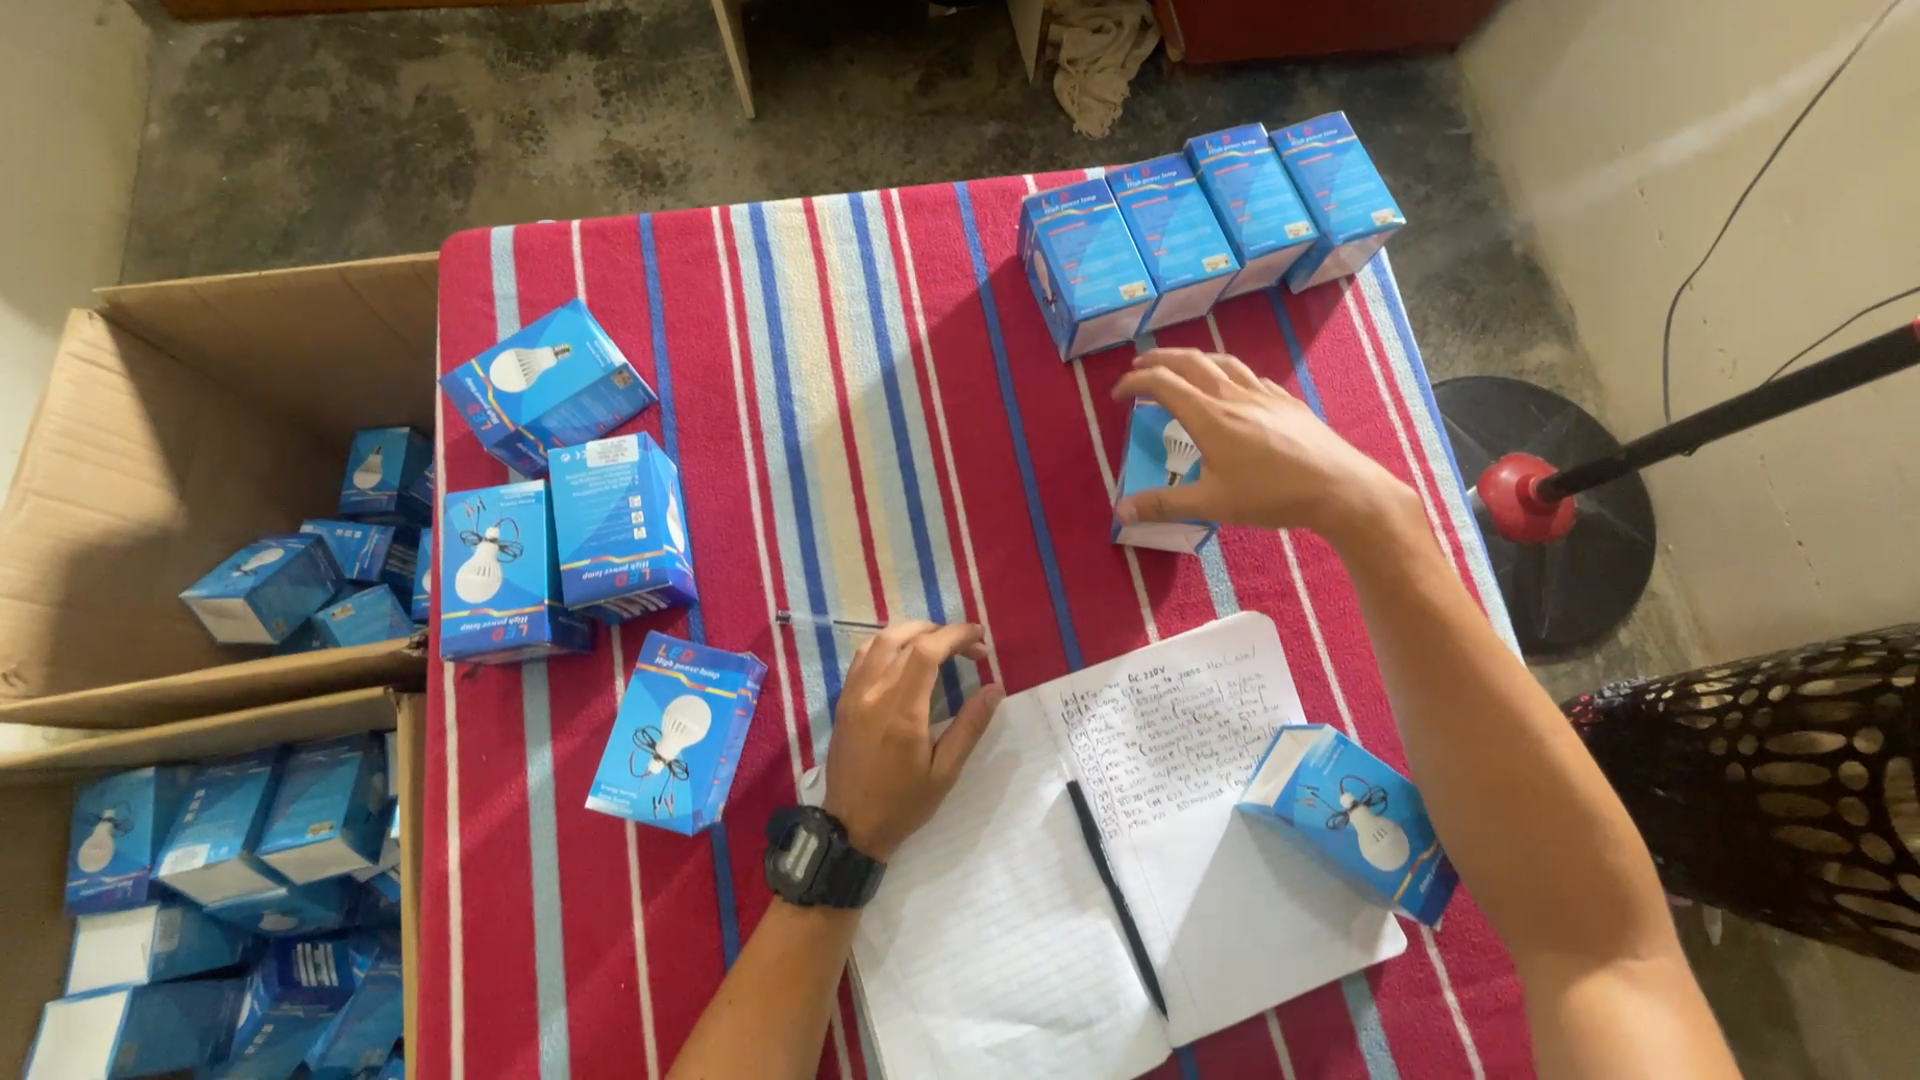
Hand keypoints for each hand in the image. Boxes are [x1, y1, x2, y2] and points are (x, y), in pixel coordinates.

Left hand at [822, 621, 1003, 860]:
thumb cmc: (903, 803)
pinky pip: (862, 657)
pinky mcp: (843, 701)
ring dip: (910, 632)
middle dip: (938, 631)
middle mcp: (873, 694)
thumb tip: (995, 688)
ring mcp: (853, 695)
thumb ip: (970, 726)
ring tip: (937, 643)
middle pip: (902, 638)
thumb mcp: (945, 771)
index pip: (927, 651)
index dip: (956, 635)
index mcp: (901, 711)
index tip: (980, 638)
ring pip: (878, 641)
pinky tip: (904, 657)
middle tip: (966, 645)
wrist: (851, 826)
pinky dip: (886, 645)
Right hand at [1112, 348, 1415, 546]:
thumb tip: (1121, 512)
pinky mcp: (1285, 400)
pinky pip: (1247, 374)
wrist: (1338, 487)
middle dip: (1158, 360)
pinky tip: (1229, 387)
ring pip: (1221, 361)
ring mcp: (1263, 393)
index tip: (1117, 394)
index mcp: (1210, 416)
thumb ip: (1164, 505)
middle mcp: (1233, 395)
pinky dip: (1225, 372)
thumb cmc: (1271, 495)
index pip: (1162, 384)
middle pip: (1189, 361)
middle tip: (1138, 368)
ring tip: (1179, 368)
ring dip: (1192, 359)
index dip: (1134, 383)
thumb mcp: (1211, 505)